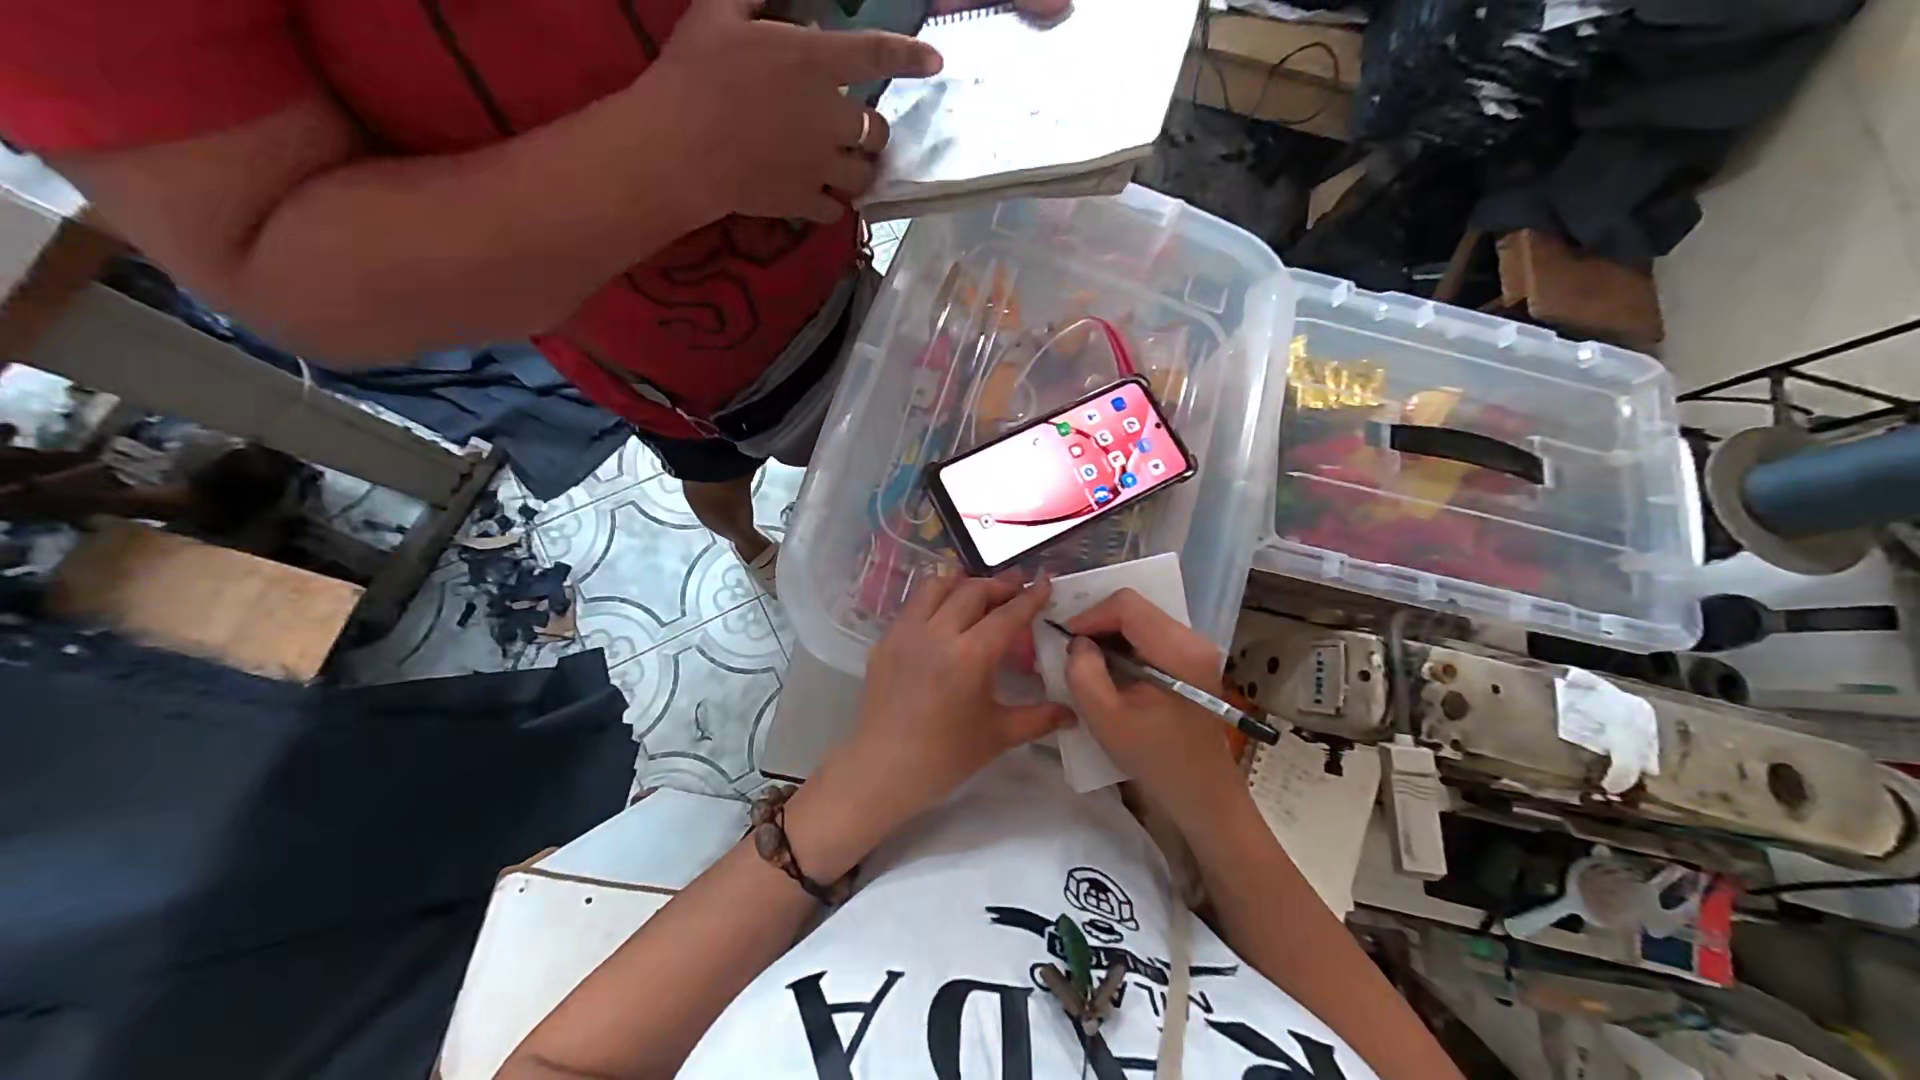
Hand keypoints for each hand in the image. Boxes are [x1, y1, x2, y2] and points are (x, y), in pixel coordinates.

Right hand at [645, 0, 940, 222]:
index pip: (877, 54)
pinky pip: (833, 209)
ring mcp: (821, 165)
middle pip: (877, 131)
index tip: (936, 63)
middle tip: (855, 130)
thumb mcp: (719, 13)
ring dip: (858, 170)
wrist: (679, 146)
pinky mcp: (804, 200)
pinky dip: (830, 204)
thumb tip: (784, 1)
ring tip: (842, 167)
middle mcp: (831, 118)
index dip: (911, 57)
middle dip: (872, 130)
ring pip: (863, 176)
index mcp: (816, 64)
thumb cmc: (696, 72)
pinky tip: (818, 196)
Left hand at [823, 575, 1071, 827]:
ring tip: (978, 593)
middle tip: (1016, 588)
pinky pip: (913, 606)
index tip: (1044, 583)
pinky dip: (934, 601)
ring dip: (962, 584)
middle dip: (999, 585)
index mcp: (971, 654)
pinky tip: (942, 617)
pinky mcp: (885, 641)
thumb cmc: (945, 756)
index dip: (1030, 597)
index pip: (1007, 614)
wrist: (883, 769)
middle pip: (972, 591)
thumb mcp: (999, 736)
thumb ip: (1039, 718)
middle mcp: (937, 632)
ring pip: (936, 587)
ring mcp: (906, 633)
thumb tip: (1072, 713)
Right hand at [1063, 588, 1244, 825]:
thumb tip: (1079, 643)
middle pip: (1135, 608)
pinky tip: (1109, 670)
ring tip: (1086, 660)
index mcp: (1178, 650)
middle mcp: (1193, 640)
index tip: (1065, 639)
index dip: (1090, 615)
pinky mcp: (1191, 661)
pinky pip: (1150, 636)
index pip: (1127, 605)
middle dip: (1098, 623)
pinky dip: (1123, 645)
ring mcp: (1195, 649)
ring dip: (1109, 634)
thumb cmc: (1155, 758)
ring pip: (1141, 620)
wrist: (1202, 793)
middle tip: (1072, 650)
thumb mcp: (1106, 719)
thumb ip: (1084, 673)